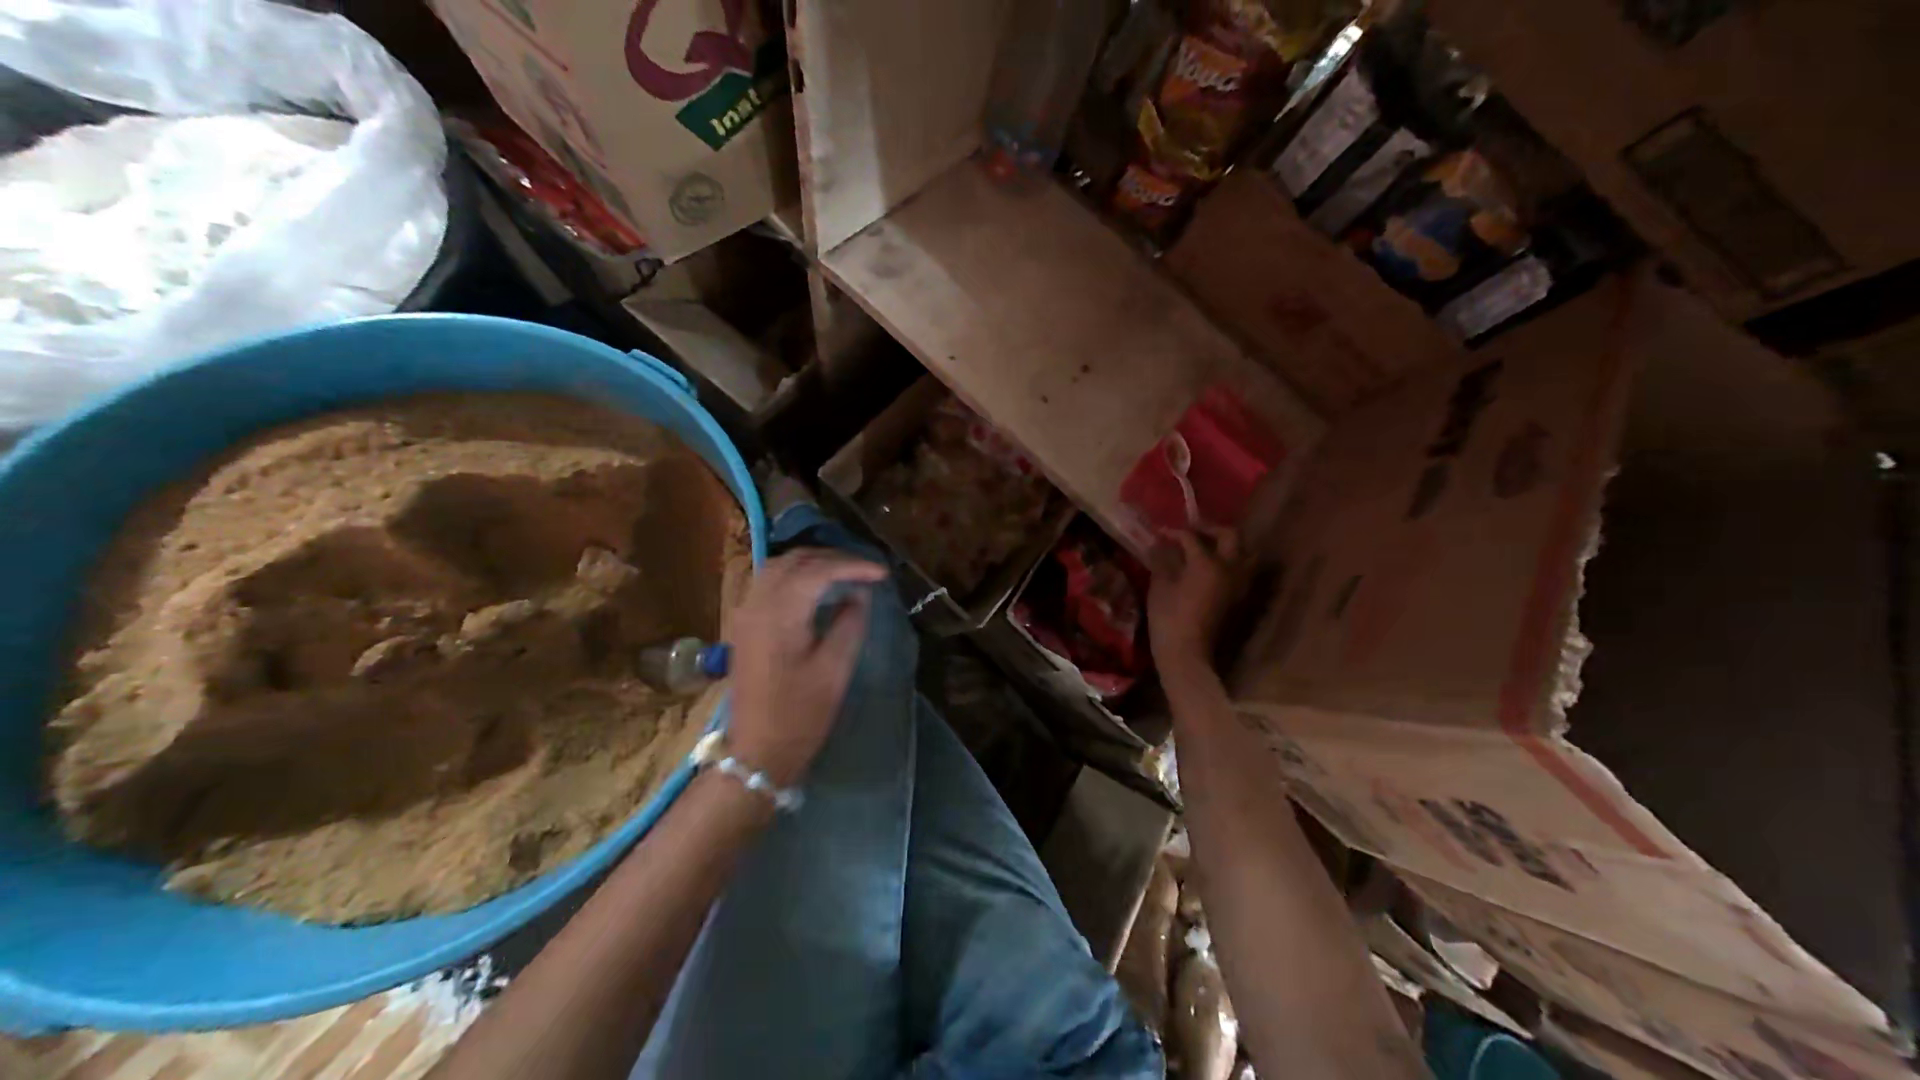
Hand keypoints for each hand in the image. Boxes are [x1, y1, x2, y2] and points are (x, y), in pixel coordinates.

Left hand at [725, 549, 887, 786]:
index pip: (817, 571)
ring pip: (778, 567)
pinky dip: (795, 574)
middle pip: (794, 561)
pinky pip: (768, 583)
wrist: (758, 751)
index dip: (852, 566)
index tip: (882, 573)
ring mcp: (746, 614)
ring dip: (812, 563)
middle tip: (866, 570)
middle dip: (832, 559)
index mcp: (779, 614)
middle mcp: (757, 605)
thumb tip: (858, 595)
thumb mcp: (834, 671)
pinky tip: (815, 587)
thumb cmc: (800, 716)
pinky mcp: (744, 626)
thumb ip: (849, 624)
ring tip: (845, 573)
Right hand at [1147, 528, 1239, 676]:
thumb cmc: (1168, 617)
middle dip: (1211, 529)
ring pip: (1244, 553)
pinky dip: (1231, 562)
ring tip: (1209, 547)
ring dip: (1228, 545)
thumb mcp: (1160, 585)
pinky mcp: (1239, 596)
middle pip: (1230, 536)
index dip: (1174, 532)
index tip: (1160, 532)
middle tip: (1193, 532)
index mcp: (1208, 563)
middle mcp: (1230, 568)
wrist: (1186, 652)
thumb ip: (1163, 560)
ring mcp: (1238, 583)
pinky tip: (1212, 567)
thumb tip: (1159, 544)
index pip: (1191, 538)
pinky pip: (1242, 570)